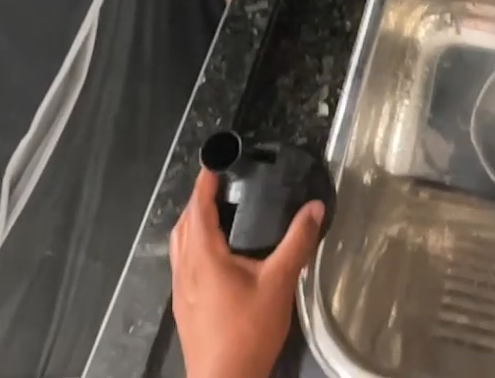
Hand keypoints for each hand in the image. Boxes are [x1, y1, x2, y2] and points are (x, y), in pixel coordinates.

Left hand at [171, 169, 323, 377]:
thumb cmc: (248, 330)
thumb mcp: (279, 282)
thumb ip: (297, 242)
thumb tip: (315, 207)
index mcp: (204, 257)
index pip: (198, 209)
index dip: (204, 184)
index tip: (214, 164)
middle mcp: (186, 270)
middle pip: (183, 226)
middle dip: (196, 202)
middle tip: (218, 186)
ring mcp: (182, 292)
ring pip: (180, 247)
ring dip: (192, 225)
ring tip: (215, 214)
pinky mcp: (186, 309)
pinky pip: (183, 264)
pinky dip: (193, 246)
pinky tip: (213, 256)